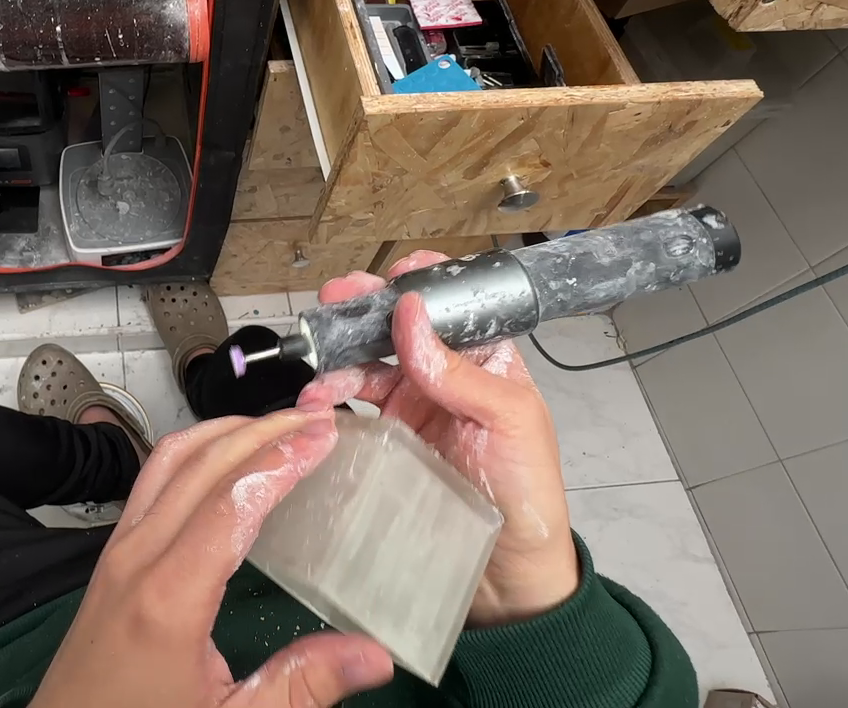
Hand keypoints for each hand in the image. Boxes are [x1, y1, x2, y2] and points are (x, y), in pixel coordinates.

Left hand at [32, 409, 394, 707]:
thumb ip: (302, 685)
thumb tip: (375, 655)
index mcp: (169, 596)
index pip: (233, 500)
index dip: (282, 459)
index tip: (325, 434)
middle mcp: (137, 554)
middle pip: (202, 463)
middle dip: (262, 430)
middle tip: (314, 417)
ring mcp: (117, 548)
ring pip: (170, 459)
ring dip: (224, 429)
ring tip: (276, 423)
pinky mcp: (110, 553)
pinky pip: (152, 478)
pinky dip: (194, 449)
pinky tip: (223, 457)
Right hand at [295, 252, 579, 627]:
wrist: (506, 572)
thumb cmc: (528, 493)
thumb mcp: (510, 423)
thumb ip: (461, 370)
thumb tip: (413, 314)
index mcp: (486, 356)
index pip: (452, 303)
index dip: (422, 280)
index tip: (394, 276)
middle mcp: (446, 369)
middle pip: (400, 321)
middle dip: (366, 304)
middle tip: (338, 299)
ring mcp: (414, 396)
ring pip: (369, 355)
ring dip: (340, 348)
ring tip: (319, 355)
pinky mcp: (390, 426)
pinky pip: (354, 395)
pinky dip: (331, 388)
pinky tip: (319, 392)